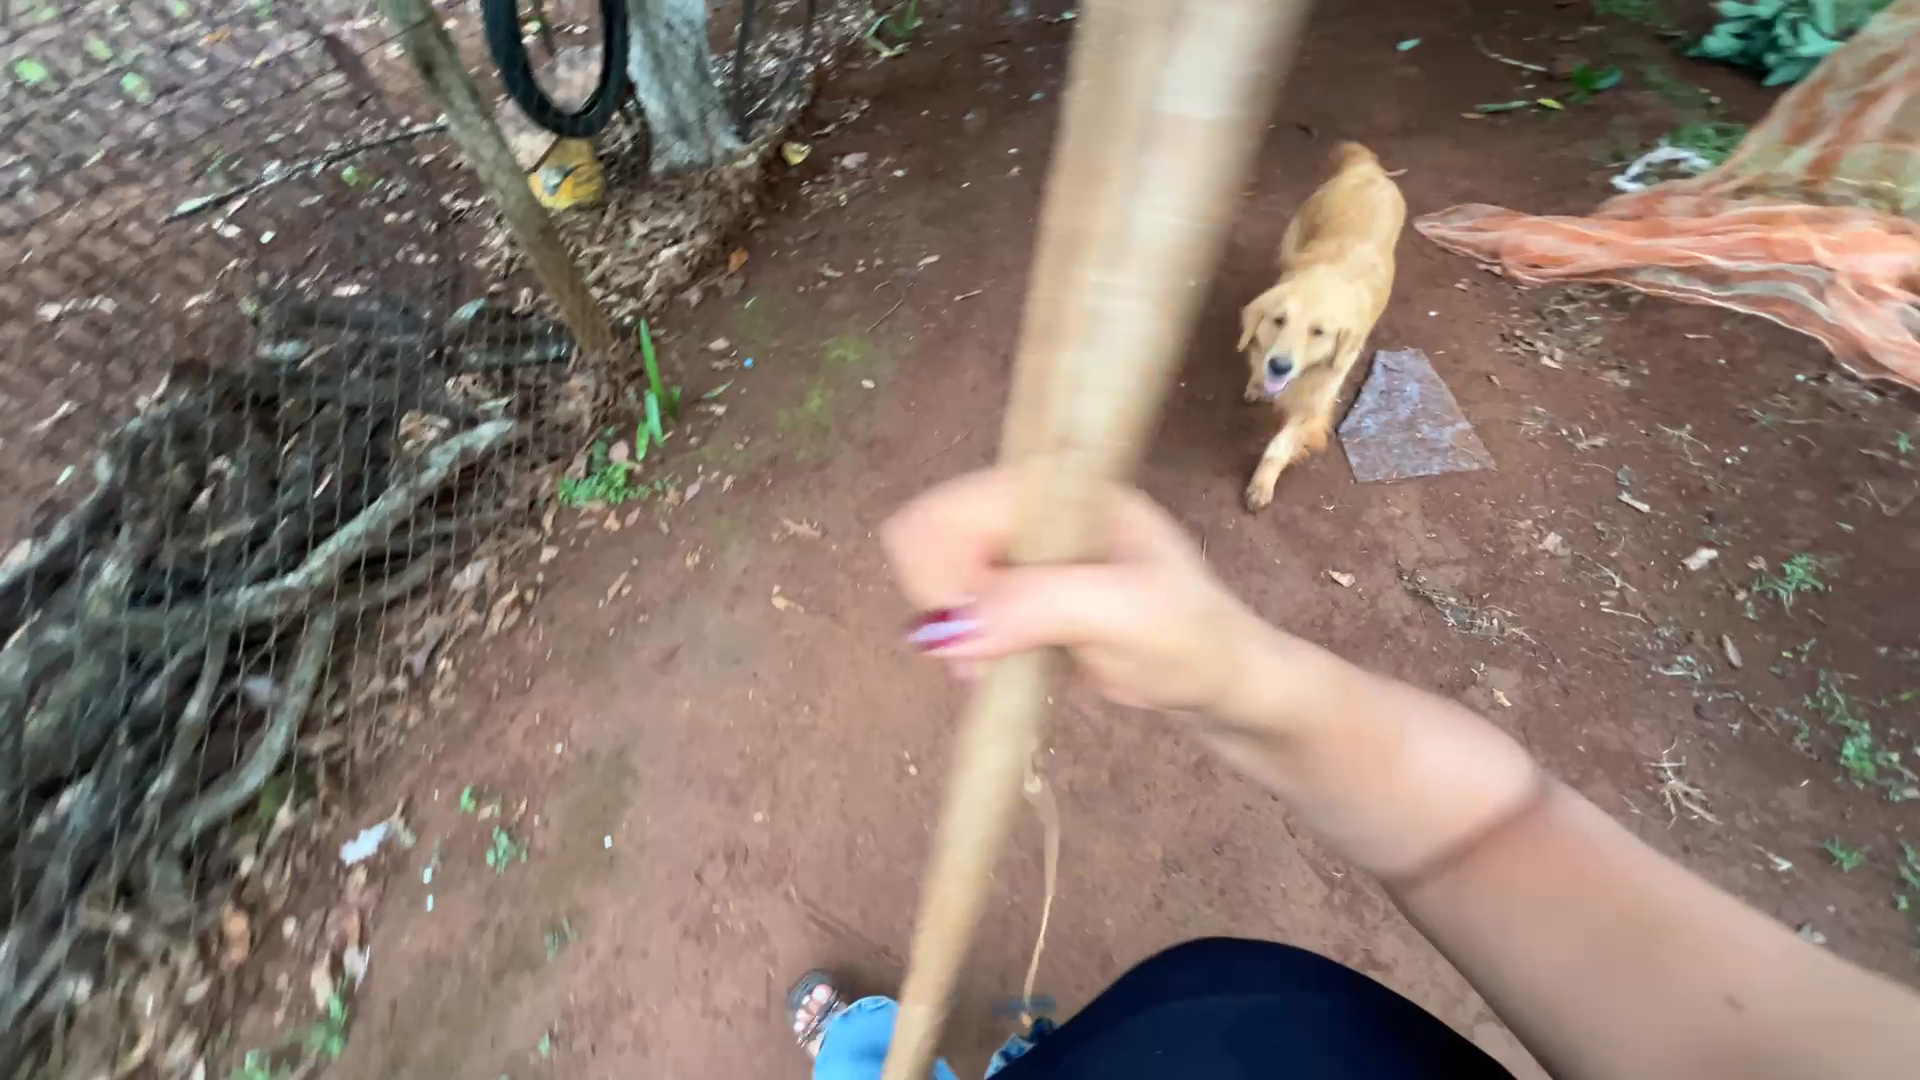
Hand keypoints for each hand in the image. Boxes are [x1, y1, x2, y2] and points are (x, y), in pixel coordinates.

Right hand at [881, 467, 1267, 714]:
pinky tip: (1002, 662)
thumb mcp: (1130, 614)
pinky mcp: (1016, 590)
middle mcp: (1030, 509)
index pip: (948, 509)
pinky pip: (957, 607)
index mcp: (1056, 488)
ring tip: (1000, 664)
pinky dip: (966, 640)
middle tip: (986, 655)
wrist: (1215, 679)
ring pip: (937, 576)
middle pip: (929, 540)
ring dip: (955, 628)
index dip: (945, 571)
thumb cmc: (1192, 638)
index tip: (980, 628)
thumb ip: (1043, 605)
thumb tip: (943, 628)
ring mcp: (1020, 550)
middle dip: (946, 602)